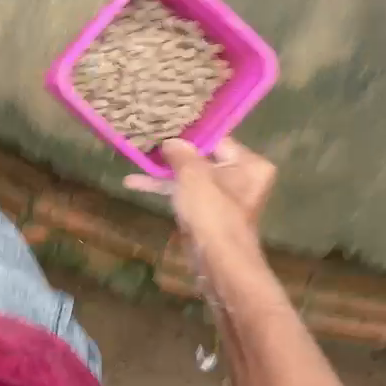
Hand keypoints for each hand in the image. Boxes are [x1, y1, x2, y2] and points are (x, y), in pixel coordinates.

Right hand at [123, 137, 275, 248]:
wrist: (217, 257)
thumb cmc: (211, 211)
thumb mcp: (193, 174)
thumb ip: (181, 153)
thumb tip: (172, 141)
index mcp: (250, 164)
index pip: (217, 140)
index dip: (189, 135)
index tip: (163, 128)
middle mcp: (243, 177)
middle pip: (202, 157)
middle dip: (172, 155)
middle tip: (147, 144)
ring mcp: (226, 196)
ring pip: (191, 176)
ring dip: (163, 172)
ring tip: (135, 163)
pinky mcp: (210, 211)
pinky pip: (187, 192)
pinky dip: (166, 188)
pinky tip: (136, 184)